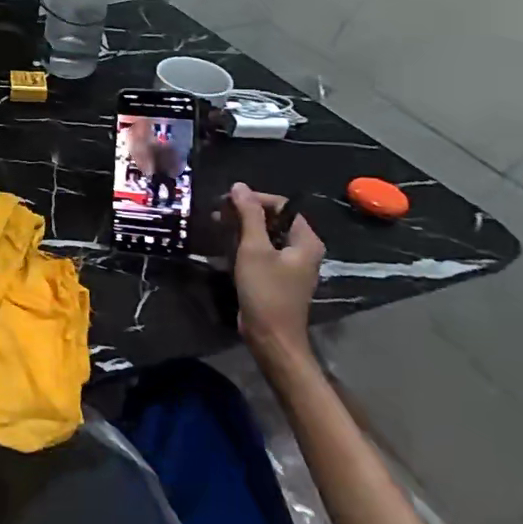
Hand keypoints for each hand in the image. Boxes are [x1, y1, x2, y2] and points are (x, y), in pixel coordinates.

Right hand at [229, 183, 326, 364]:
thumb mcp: (254, 249)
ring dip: (242, 228)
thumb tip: (239, 186)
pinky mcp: (278, 277)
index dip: (255, 199)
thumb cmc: (266, 291)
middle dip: (245, 213)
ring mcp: (291, 265)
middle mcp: (303, 249)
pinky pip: (262, 251)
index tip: (227, 201)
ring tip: (217, 225)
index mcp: (305, 240)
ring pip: (266, 235)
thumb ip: (248, 215)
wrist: (271, 338)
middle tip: (219, 212)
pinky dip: (245, 245)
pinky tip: (225, 245)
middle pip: (273, 219)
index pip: (282, 205)